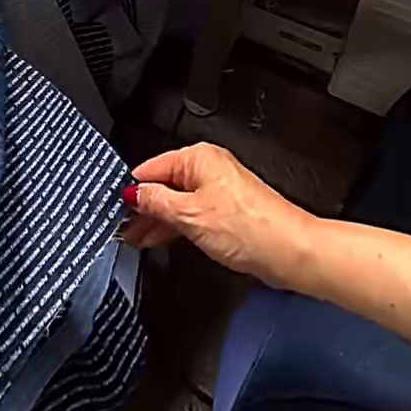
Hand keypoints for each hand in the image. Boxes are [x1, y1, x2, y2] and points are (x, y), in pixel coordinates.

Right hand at [119, 143, 319, 288]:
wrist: (294, 253)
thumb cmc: (252, 229)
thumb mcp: (189, 215)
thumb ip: (155, 202)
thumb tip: (133, 193)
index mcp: (198, 158)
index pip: (151, 168)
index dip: (132, 190)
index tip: (116, 207)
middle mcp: (208, 167)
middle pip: (163, 185)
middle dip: (143, 207)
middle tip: (123, 227)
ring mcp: (218, 189)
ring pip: (176, 201)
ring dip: (156, 219)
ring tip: (135, 236)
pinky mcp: (227, 210)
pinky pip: (191, 212)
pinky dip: (175, 225)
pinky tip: (160, 237)